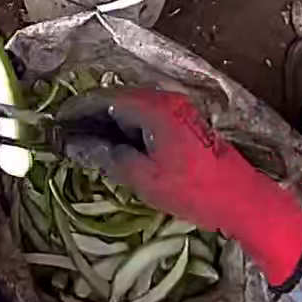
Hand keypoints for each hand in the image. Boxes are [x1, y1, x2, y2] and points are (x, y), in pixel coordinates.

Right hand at [57, 88, 301, 287]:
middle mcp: (163, 100)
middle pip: (114, 100)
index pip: (102, 100)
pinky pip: (143, 117)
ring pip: (129, 108)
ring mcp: (175, 109)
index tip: (55, 122)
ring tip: (84, 140)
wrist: (246, 202)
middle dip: (88, 115)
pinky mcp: (182, 122)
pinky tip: (113, 144)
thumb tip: (73, 144)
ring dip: (106, 122)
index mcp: (152, 108)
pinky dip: (124, 127)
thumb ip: (105, 156)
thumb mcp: (142, 177)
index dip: (75, 110)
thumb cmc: (193, 190)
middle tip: (65, 132)